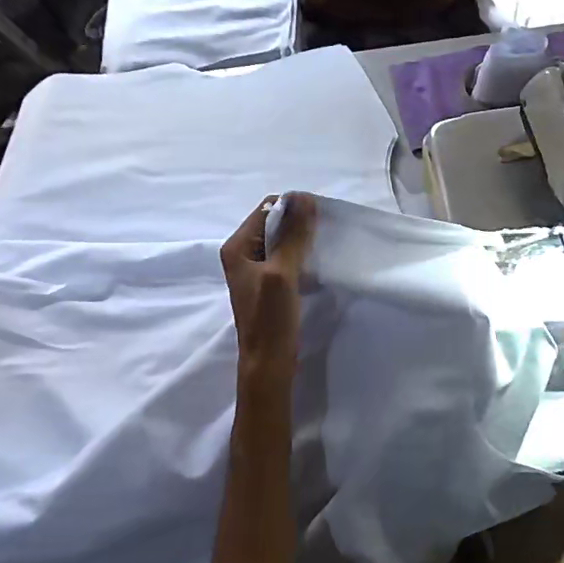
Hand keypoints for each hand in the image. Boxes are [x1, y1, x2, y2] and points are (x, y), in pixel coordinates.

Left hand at [220, 193, 315, 369]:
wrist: (268, 364)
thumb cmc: (270, 318)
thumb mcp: (282, 272)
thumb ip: (293, 235)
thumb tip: (305, 198)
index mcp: (237, 246)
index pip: (267, 208)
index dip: (294, 206)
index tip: (320, 215)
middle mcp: (243, 254)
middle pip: (275, 223)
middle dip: (300, 222)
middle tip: (326, 231)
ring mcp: (256, 271)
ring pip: (283, 241)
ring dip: (303, 240)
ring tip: (324, 246)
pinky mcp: (270, 285)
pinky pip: (288, 259)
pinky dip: (303, 256)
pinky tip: (317, 264)